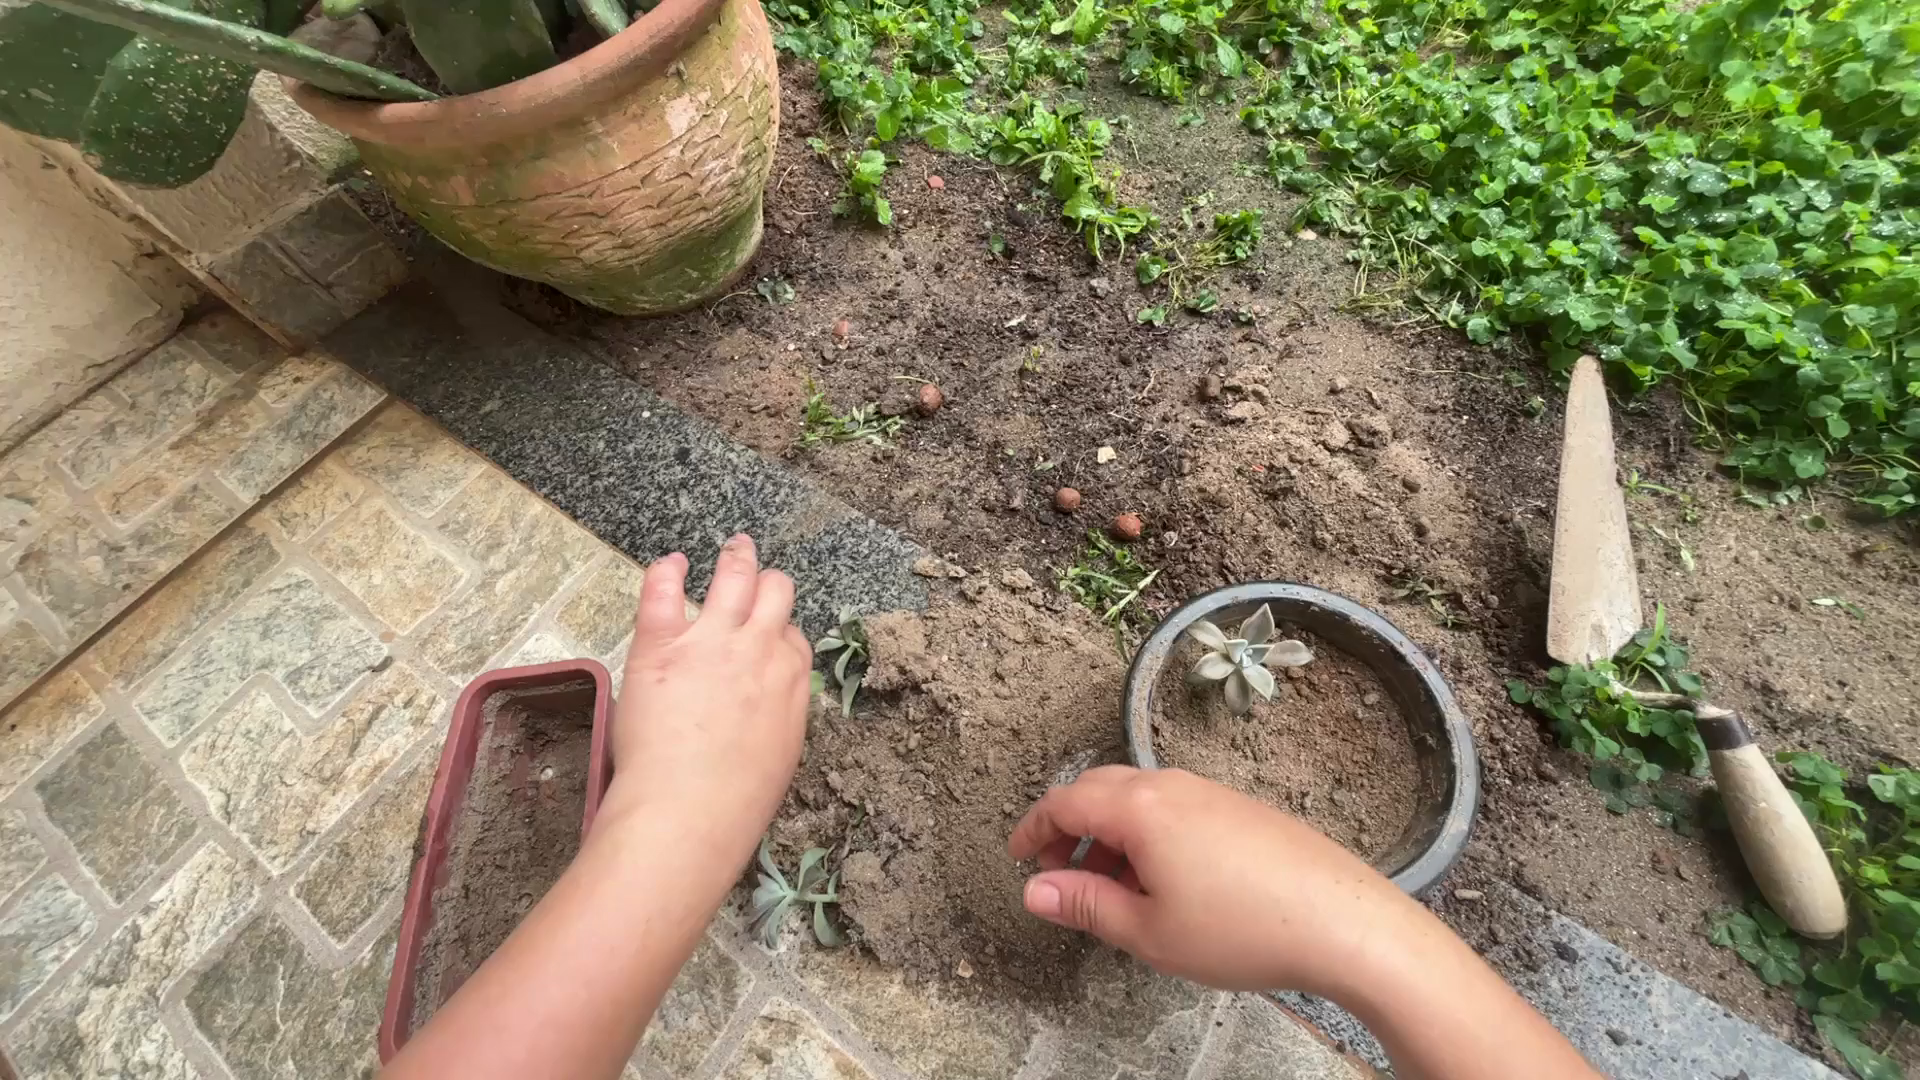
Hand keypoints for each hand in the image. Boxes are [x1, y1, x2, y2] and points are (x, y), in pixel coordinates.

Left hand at [607, 536, 812, 856]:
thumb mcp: (783, 750)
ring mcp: (713, 639)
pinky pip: (664, 590)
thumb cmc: (740, 796)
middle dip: (770, 580)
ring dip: (737, 557)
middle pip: (776, 591)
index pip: (792, 634)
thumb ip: (781, 709)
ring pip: (735, 576)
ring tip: (736, 544)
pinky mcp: (663, 643)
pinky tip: (671, 562)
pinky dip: (667, 570)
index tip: (766, 636)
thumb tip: (771, 698)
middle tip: (760, 570)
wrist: (691, 809)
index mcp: (792, 674)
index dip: (778, 631)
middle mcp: (760, 645)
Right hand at [1008, 766, 1416, 995]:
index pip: (1065, 802)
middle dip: (1068, 828)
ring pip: (1134, 797)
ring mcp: (1204, 790)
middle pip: (1096, 789)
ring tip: (1110, 886)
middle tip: (1058, 873)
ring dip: (1107, 832)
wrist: (1344, 919)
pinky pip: (1169, 805)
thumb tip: (1032, 892)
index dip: (1033, 828)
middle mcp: (1167, 784)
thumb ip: (1084, 905)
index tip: (1017, 856)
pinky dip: (1143, 832)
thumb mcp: (1149, 930)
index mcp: (1138, 806)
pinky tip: (1161, 879)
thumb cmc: (1239, 927)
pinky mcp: (1233, 805)